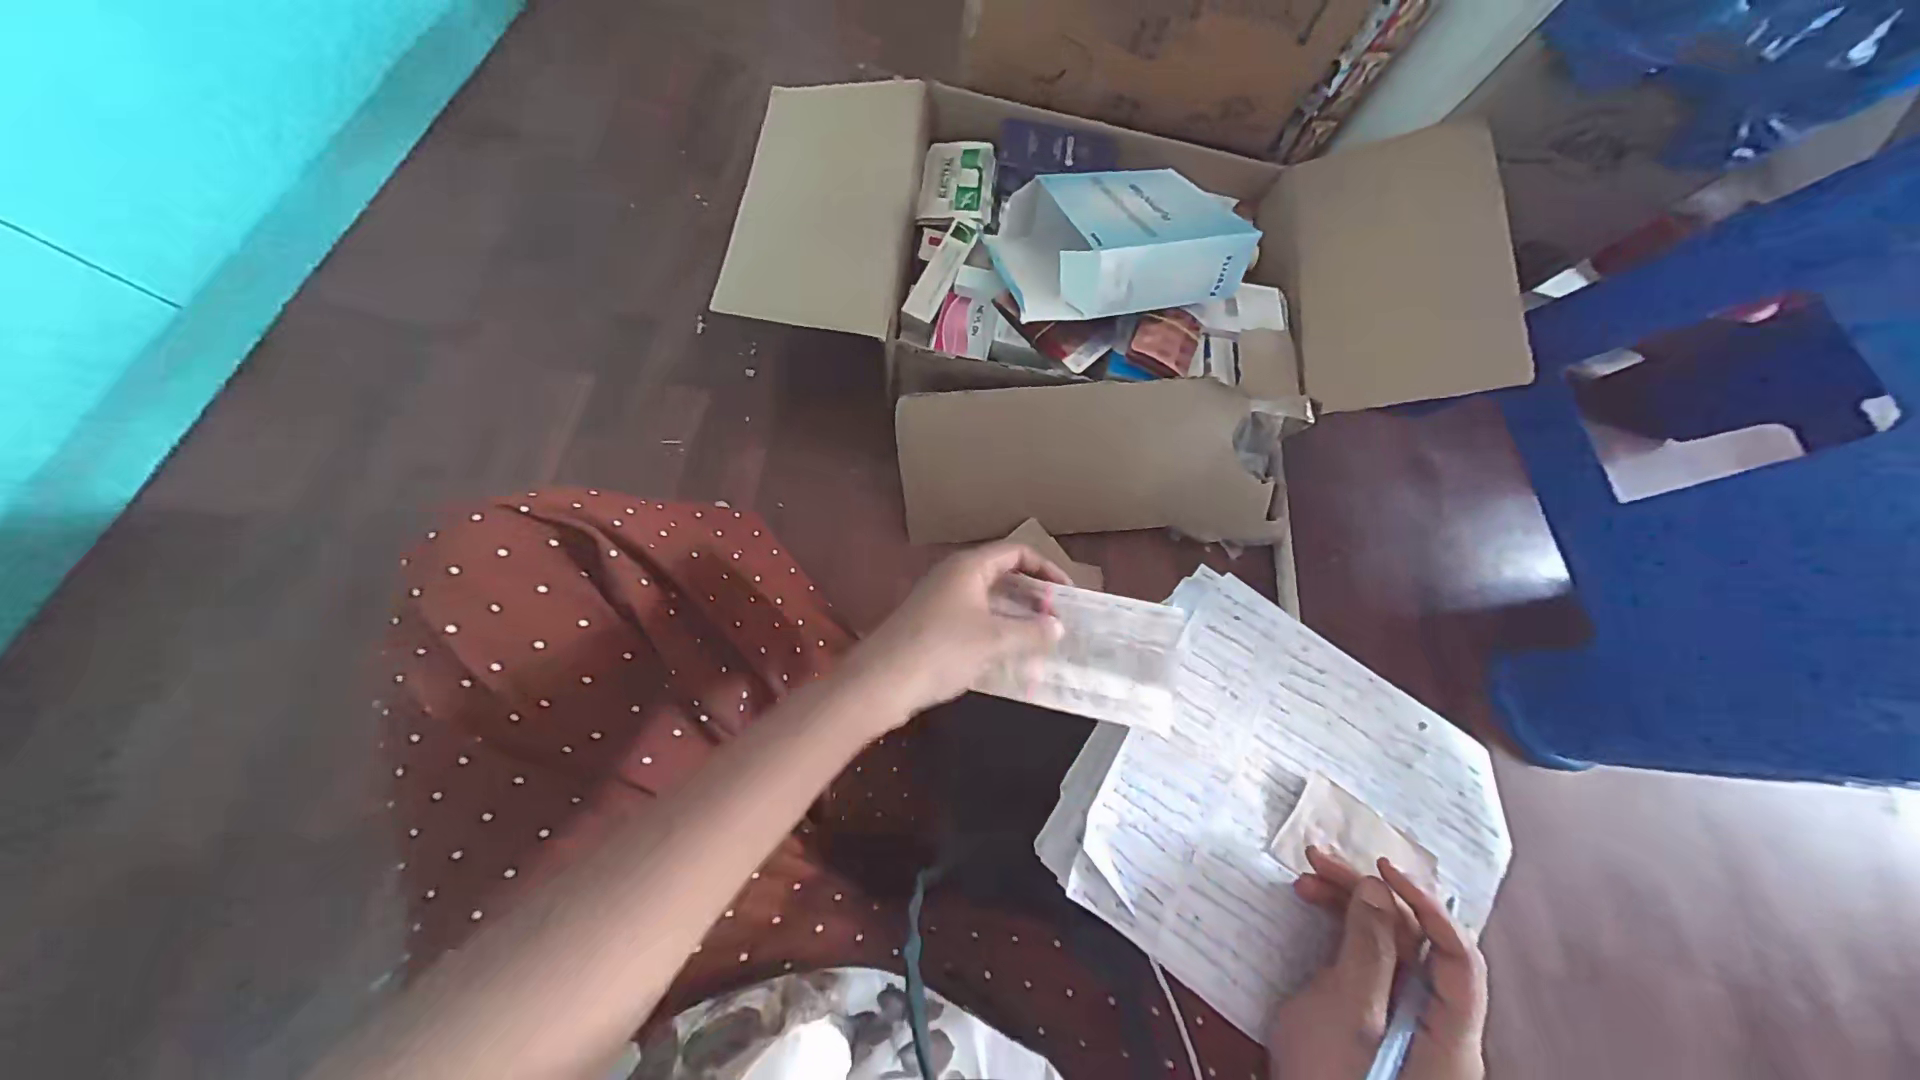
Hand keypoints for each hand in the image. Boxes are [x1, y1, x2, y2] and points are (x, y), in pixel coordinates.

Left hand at [839, 542, 1068, 724]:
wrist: (882, 680)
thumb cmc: (942, 650)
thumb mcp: (994, 640)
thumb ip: (1031, 632)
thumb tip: (1058, 627)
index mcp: (969, 566)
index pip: (1016, 552)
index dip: (1046, 568)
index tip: (1067, 593)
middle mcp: (954, 576)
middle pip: (1003, 575)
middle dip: (1033, 595)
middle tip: (1057, 618)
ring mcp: (941, 600)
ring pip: (989, 600)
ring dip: (1016, 617)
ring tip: (1041, 640)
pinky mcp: (933, 625)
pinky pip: (974, 620)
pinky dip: (996, 632)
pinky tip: (1010, 656)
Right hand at [1268, 847, 1488, 1079]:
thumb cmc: (1327, 1077)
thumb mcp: (1344, 1012)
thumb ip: (1367, 950)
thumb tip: (1378, 890)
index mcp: (1450, 1036)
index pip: (1459, 956)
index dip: (1426, 905)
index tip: (1379, 868)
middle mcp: (1437, 1025)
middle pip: (1417, 944)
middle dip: (1370, 895)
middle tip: (1317, 862)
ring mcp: (1403, 1021)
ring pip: (1389, 946)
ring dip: (1349, 906)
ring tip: (1305, 881)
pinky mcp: (1374, 1017)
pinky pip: (1369, 961)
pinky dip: (1341, 930)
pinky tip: (1315, 911)